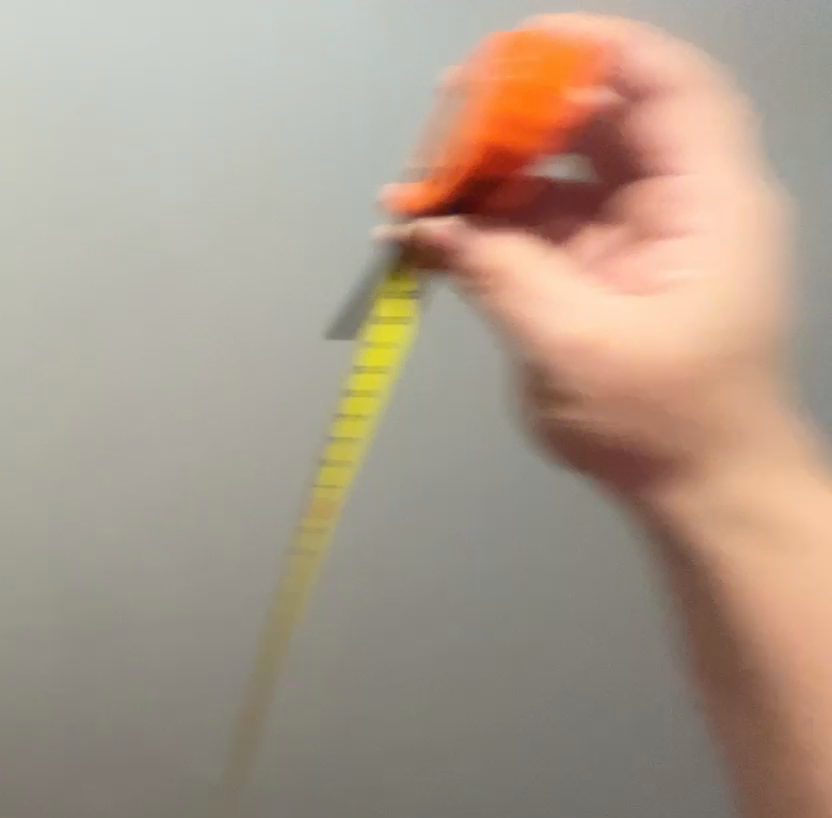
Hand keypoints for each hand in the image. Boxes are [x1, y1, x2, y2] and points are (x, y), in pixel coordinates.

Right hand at [389, 15, 801, 509]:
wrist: (686, 474)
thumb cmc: (655, 410)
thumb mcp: (571, 340)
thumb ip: (500, 274)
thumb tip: (427, 228)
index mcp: (701, 203)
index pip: (665, 94)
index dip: (599, 55)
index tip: (518, 48)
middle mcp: (668, 206)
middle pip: (596, 130)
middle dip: (520, 118)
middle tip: (443, 116)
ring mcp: (622, 241)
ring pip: (550, 184)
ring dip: (481, 183)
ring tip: (410, 190)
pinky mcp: (583, 276)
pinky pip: (524, 235)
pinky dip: (474, 232)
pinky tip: (421, 236)